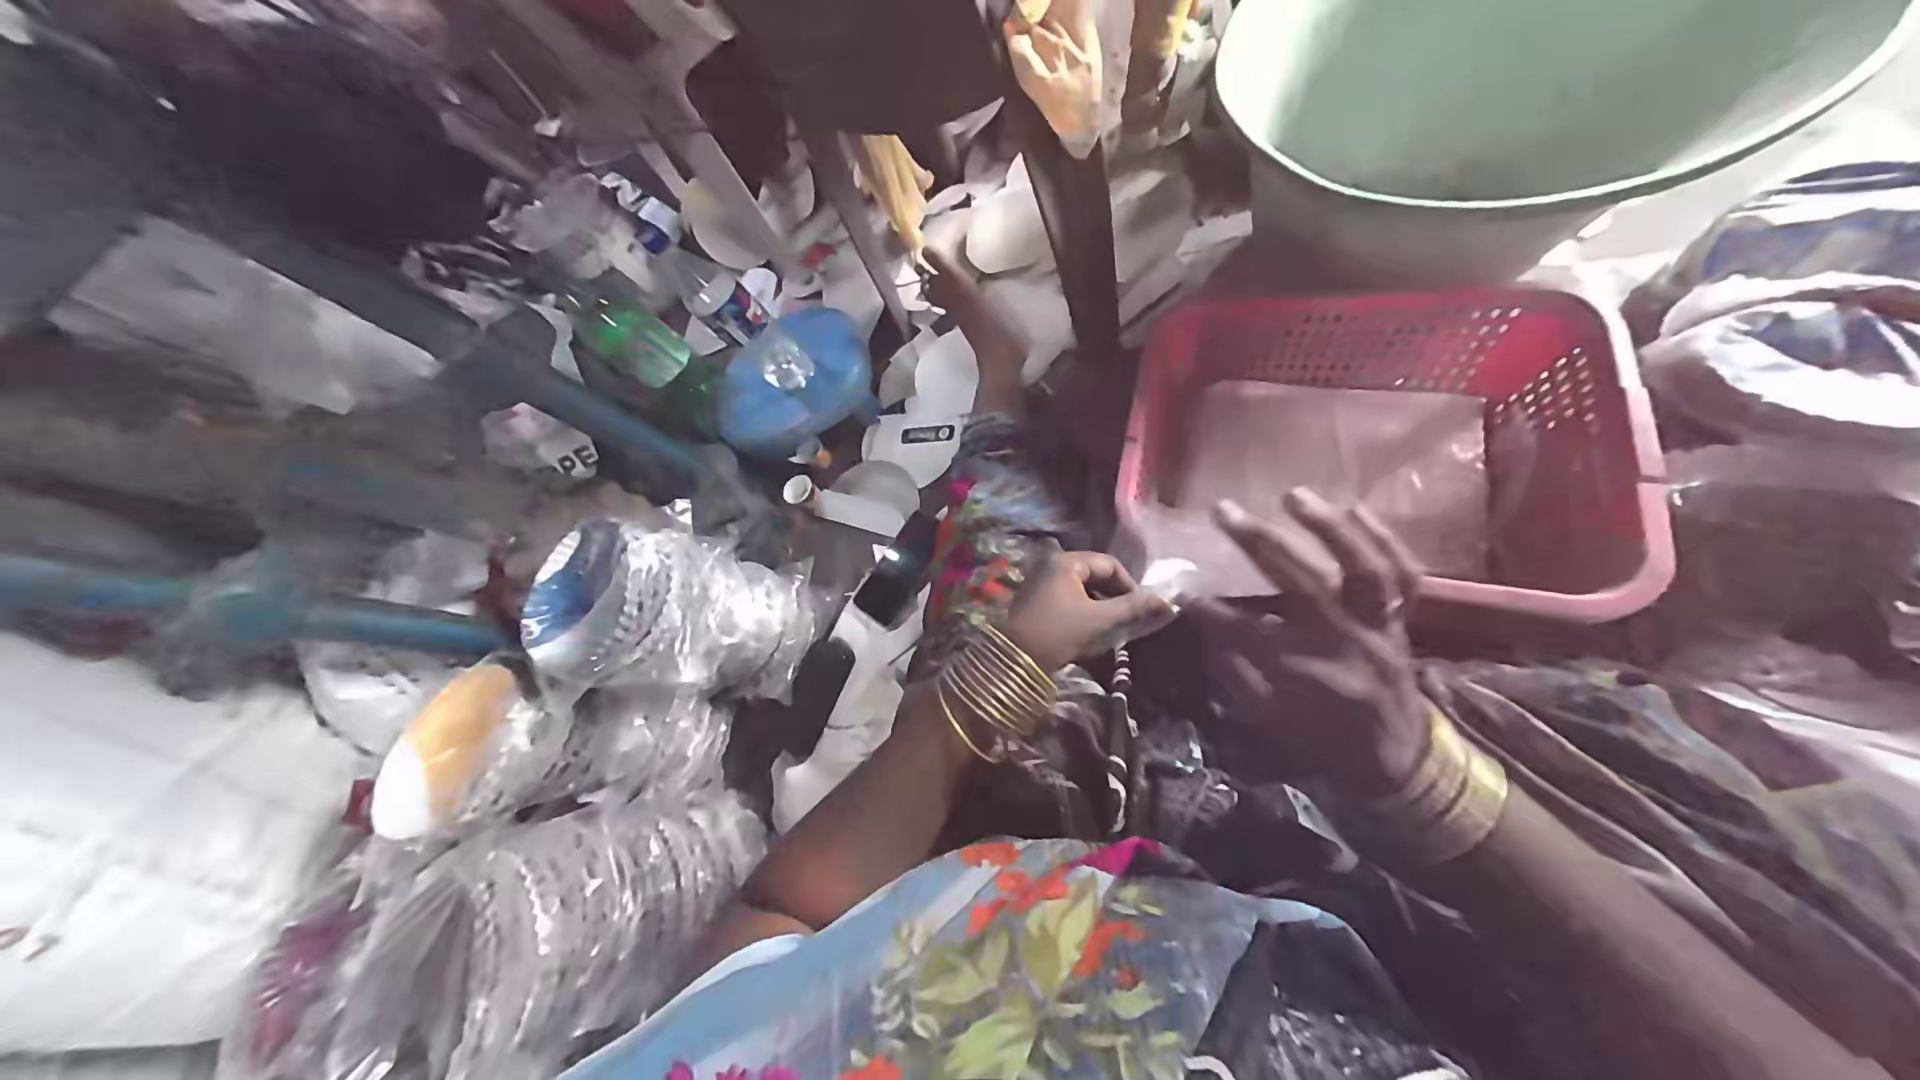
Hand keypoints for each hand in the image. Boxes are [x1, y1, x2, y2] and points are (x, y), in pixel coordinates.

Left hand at [1001, 546, 1174, 671]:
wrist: (1012, 659)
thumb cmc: (1057, 633)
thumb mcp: (1099, 620)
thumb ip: (1133, 610)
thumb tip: (1169, 604)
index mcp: (1065, 561)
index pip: (1110, 564)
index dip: (1129, 586)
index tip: (1139, 611)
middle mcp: (1051, 566)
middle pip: (1095, 576)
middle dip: (1114, 598)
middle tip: (1126, 622)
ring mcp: (1040, 584)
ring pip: (1082, 591)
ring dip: (1100, 608)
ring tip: (1110, 630)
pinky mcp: (1035, 603)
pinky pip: (1068, 601)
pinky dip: (1083, 614)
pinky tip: (1088, 634)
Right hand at [1189, 490, 1428, 795]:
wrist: (1399, 760)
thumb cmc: (1322, 743)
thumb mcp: (1267, 720)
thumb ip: (1235, 673)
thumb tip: (1208, 628)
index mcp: (1305, 675)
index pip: (1245, 632)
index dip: (1209, 612)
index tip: (1183, 595)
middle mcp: (1345, 644)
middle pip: (1299, 585)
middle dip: (1257, 543)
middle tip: (1222, 511)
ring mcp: (1378, 628)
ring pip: (1362, 572)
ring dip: (1328, 529)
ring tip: (1293, 495)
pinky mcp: (1400, 620)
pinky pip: (1404, 576)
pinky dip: (1383, 540)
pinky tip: (1355, 507)